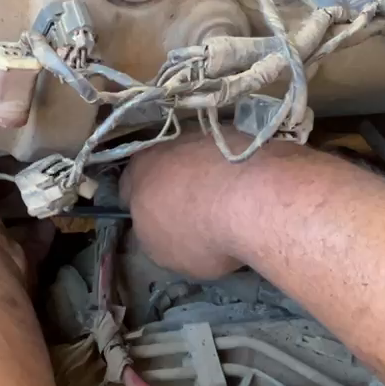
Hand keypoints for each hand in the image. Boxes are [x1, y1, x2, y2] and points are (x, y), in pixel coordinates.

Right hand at [122, 136, 329, 277]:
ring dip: (204, 175)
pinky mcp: (238, 133)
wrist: (256, 199)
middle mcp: (164, 146)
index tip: (154, 223)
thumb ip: (153, 236)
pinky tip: (249, 192)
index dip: (139, 207)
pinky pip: (228, 154)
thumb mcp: (163, 252)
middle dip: (171, 186)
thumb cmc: (198, 231)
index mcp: (138, 173)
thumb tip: (158, 228)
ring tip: (226, 202)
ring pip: (195, 157)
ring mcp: (203, 135)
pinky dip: (233, 170)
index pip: (127, 189)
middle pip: (162, 167)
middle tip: (190, 213)